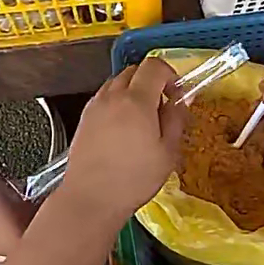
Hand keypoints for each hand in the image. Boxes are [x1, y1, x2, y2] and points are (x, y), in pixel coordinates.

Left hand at [61, 58, 184, 220]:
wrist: (91, 198)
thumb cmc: (134, 179)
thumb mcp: (168, 152)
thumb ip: (176, 120)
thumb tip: (179, 101)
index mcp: (136, 101)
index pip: (154, 66)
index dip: (170, 75)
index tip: (176, 96)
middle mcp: (112, 96)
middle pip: (134, 70)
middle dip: (152, 82)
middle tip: (162, 108)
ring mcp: (94, 106)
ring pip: (117, 82)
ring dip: (133, 91)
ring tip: (142, 120)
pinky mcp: (83, 118)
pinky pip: (104, 98)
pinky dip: (117, 103)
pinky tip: (123, 130)